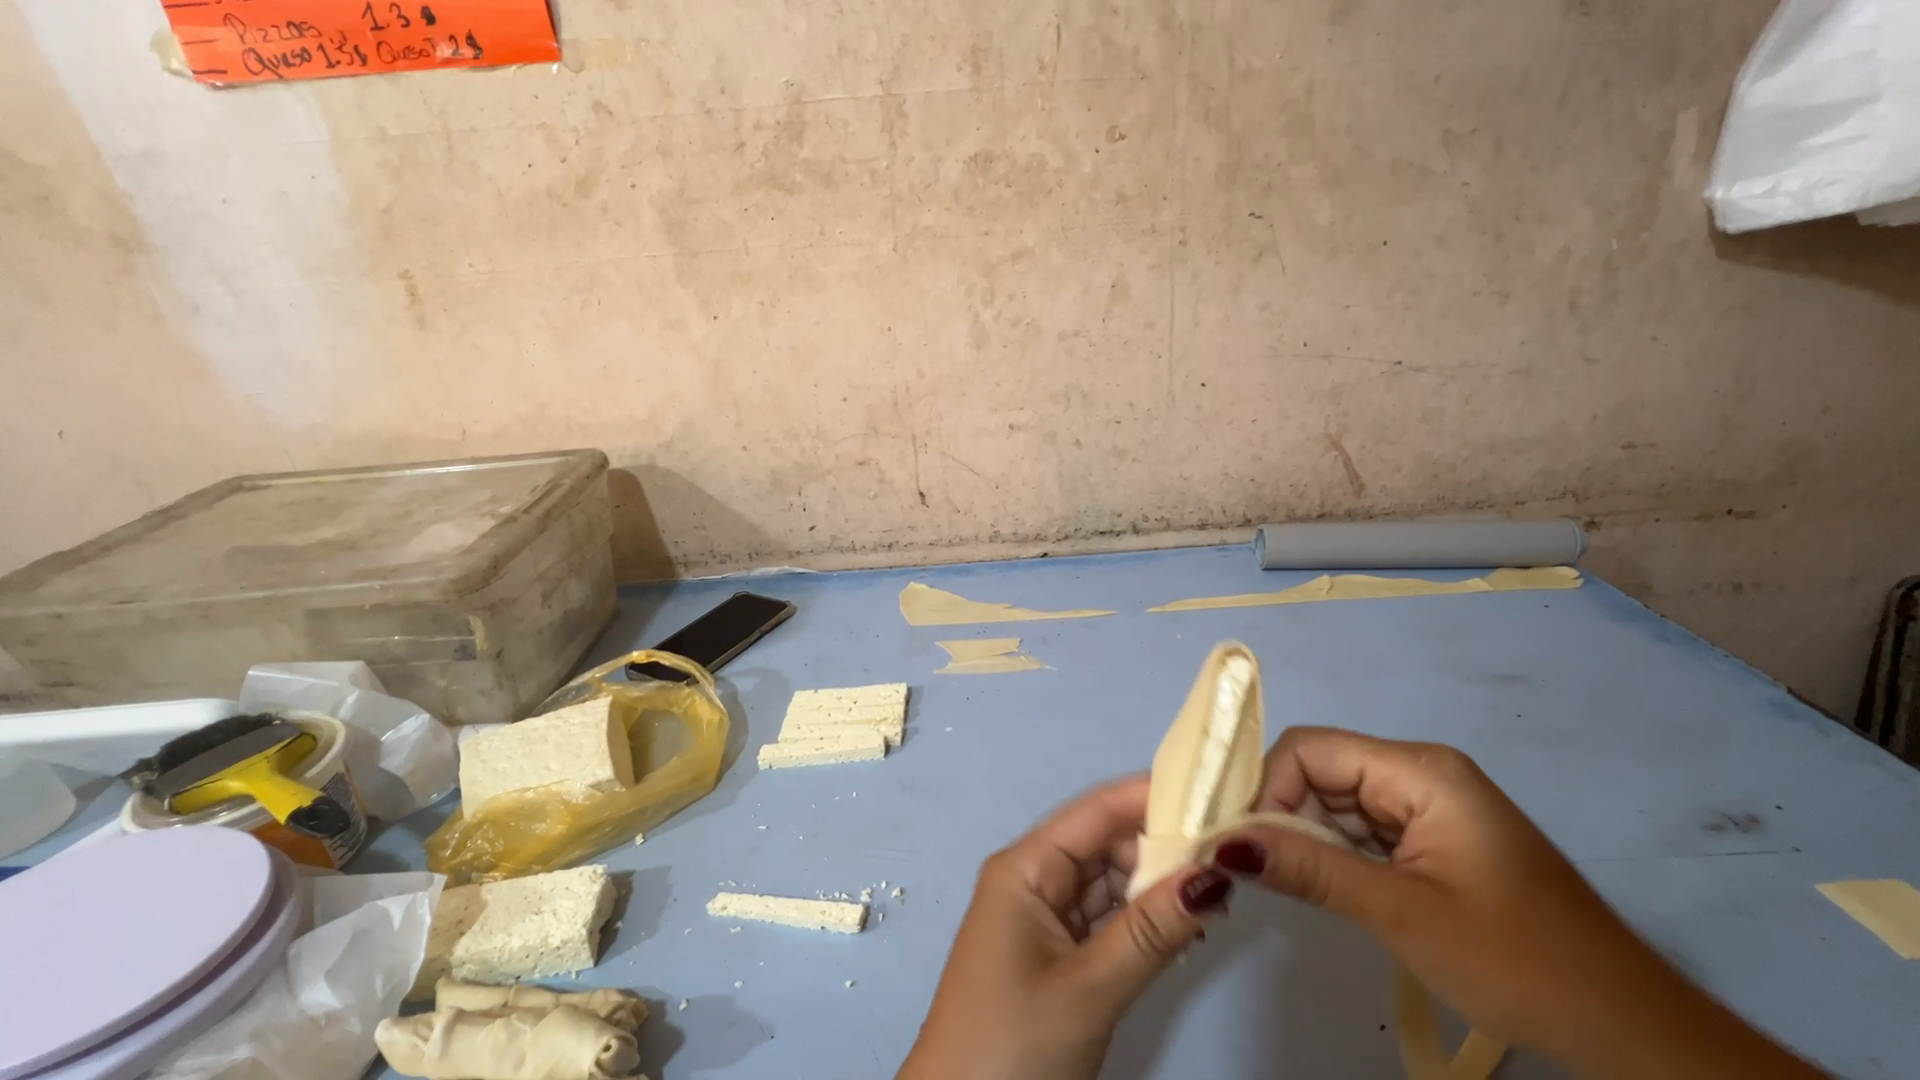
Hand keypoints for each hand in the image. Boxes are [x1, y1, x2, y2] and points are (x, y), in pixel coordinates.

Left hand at [898, 776, 1233, 1079]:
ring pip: (1112, 880)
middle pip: (1108, 842)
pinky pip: (1108, 917)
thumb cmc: (1014, 1041)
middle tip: (1233, 858)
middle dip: (1166, 846)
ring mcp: (1045, 915)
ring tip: (1223, 896)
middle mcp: (1034, 878)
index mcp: (1026, 867)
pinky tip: (1188, 928)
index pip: (1098, 811)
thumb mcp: (1090, 986)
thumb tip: (1217, 872)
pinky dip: (1145, 920)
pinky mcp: (1057, 950)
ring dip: (1161, 886)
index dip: (1154, 795)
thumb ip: (1154, 929)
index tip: (1218, 792)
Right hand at [1210, 728, 1822, 1079]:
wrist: (1622, 1022)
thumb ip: (1308, 869)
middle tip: (1250, 869)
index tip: (1242, 845)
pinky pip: (1359, 829)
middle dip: (1278, 813)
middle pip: (1318, 770)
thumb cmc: (1516, 959)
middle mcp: (1419, 774)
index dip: (1266, 787)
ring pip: (1334, 801)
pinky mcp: (1430, 839)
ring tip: (1279, 881)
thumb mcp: (1400, 912)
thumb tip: (1220, 843)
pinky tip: (1318, 884)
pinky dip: (1331, 853)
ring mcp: (1427, 807)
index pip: (1310, 749)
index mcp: (1420, 771)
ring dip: (1302, 836)